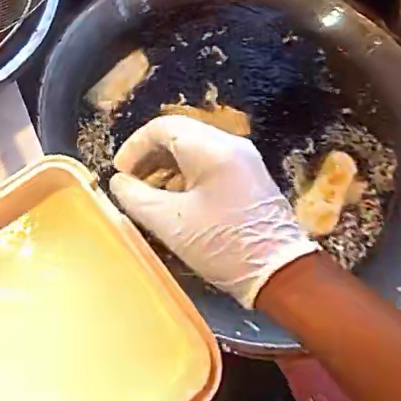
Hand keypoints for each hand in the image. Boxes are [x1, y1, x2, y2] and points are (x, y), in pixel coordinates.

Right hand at [108, 115, 320, 307]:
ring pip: (195, 147)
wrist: (281, 273)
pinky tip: (176, 200)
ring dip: (167, 165)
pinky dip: (187, 174)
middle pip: (180, 134)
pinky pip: (211, 162)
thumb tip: (119, 182)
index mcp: (212, 149)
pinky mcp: (250, 176)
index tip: (120, 172)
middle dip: (150, 155)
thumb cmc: (224, 246)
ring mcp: (244, 159)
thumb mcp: (172, 224)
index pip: (163, 127)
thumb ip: (137, 198)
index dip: (135, 146)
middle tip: (131, 182)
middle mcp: (230, 144)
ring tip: (149, 193)